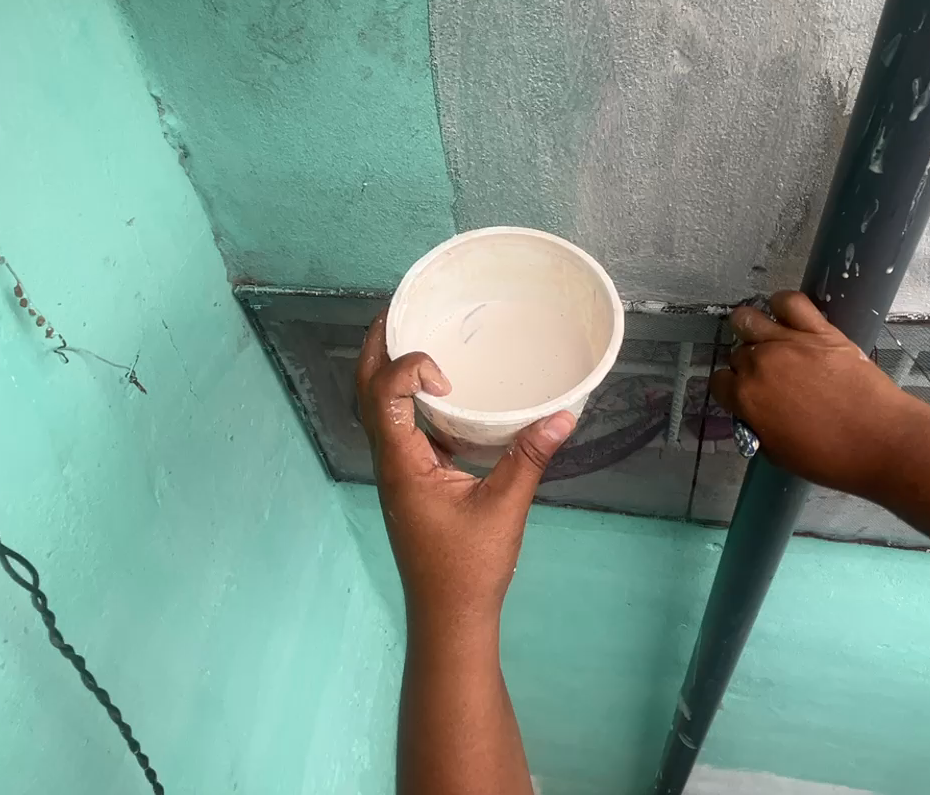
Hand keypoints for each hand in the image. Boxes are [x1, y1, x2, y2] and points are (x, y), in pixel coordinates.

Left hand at [357, 314, 575, 629]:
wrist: (448, 616)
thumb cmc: (470, 567)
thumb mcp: (505, 508)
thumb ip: (530, 457)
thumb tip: (565, 413)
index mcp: (401, 463)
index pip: (383, 397)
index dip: (406, 370)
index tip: (447, 376)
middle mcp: (389, 460)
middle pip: (364, 394)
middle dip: (375, 350)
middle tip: (396, 312)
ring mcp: (396, 470)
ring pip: (375, 409)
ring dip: (384, 371)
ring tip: (409, 337)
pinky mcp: (409, 478)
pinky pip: (396, 425)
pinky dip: (404, 397)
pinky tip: (436, 391)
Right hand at [708, 290, 929, 497]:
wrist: (882, 441)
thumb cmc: (830, 458)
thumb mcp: (777, 453)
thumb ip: (755, 426)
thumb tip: (752, 414)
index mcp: (745, 396)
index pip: (718, 382)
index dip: (731, 390)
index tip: (746, 397)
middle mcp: (758, 363)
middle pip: (736, 353)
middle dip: (746, 365)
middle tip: (769, 378)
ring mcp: (787, 342)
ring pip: (747, 319)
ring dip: (751, 330)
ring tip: (768, 340)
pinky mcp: (818, 331)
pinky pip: (790, 302)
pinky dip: (782, 305)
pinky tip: (787, 318)